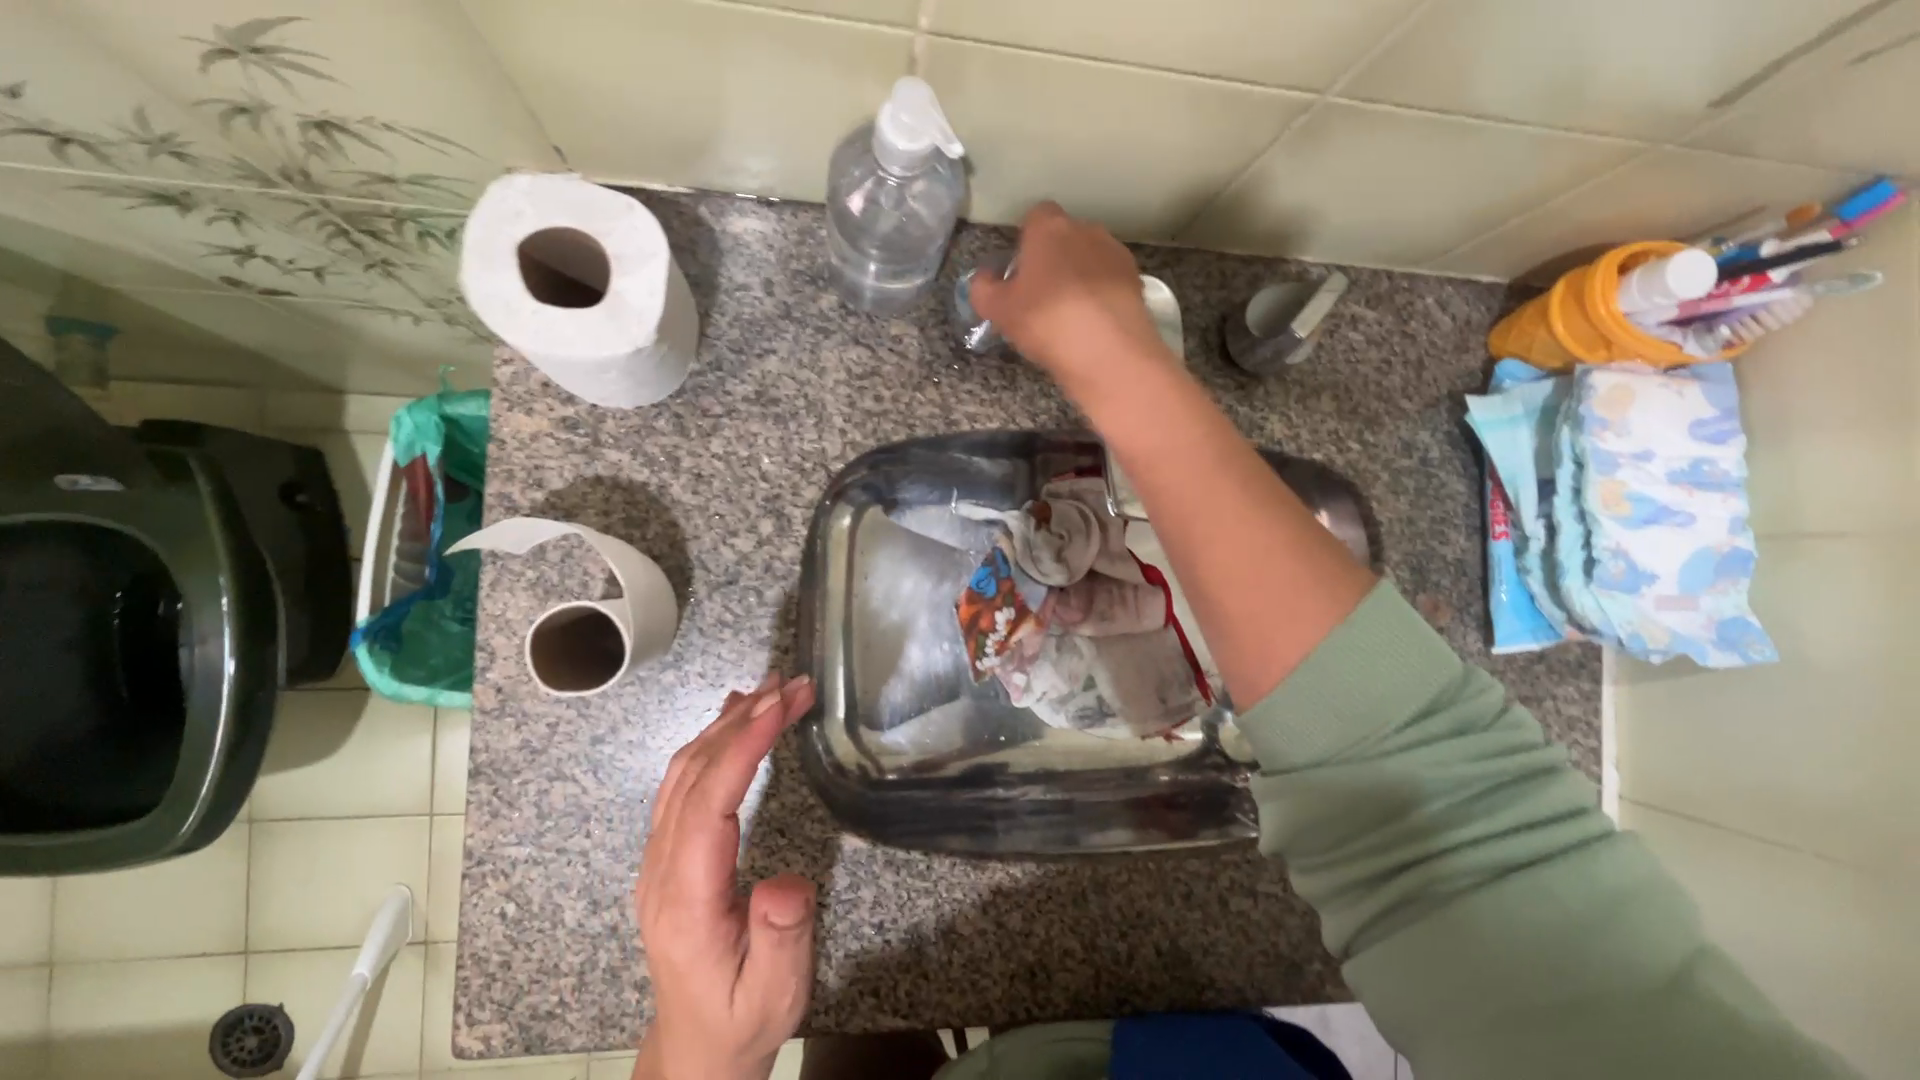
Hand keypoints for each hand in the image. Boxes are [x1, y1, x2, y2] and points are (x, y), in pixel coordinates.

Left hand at [634, 674, 817, 1079]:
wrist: (697, 1049)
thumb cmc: (741, 1020)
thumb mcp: (774, 994)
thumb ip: (780, 939)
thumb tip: (787, 883)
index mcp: (684, 896)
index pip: (708, 801)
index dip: (743, 746)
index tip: (781, 705)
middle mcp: (661, 868)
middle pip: (692, 773)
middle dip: (743, 720)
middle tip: (793, 685)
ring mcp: (659, 859)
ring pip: (682, 773)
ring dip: (726, 725)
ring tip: (772, 690)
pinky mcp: (669, 856)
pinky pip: (682, 786)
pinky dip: (711, 744)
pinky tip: (733, 722)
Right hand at [968, 201, 1174, 392]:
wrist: (1109, 352)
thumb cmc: (1046, 322)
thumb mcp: (998, 311)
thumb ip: (983, 288)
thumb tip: (985, 277)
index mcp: (1048, 228)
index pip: (1035, 216)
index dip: (1026, 241)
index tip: (1021, 272)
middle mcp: (1085, 230)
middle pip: (1065, 236)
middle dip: (1055, 258)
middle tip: (1042, 296)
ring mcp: (1115, 252)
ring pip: (1090, 257)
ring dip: (1081, 275)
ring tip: (1072, 313)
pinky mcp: (1137, 279)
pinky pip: (1111, 279)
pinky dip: (1102, 292)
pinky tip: (1096, 322)